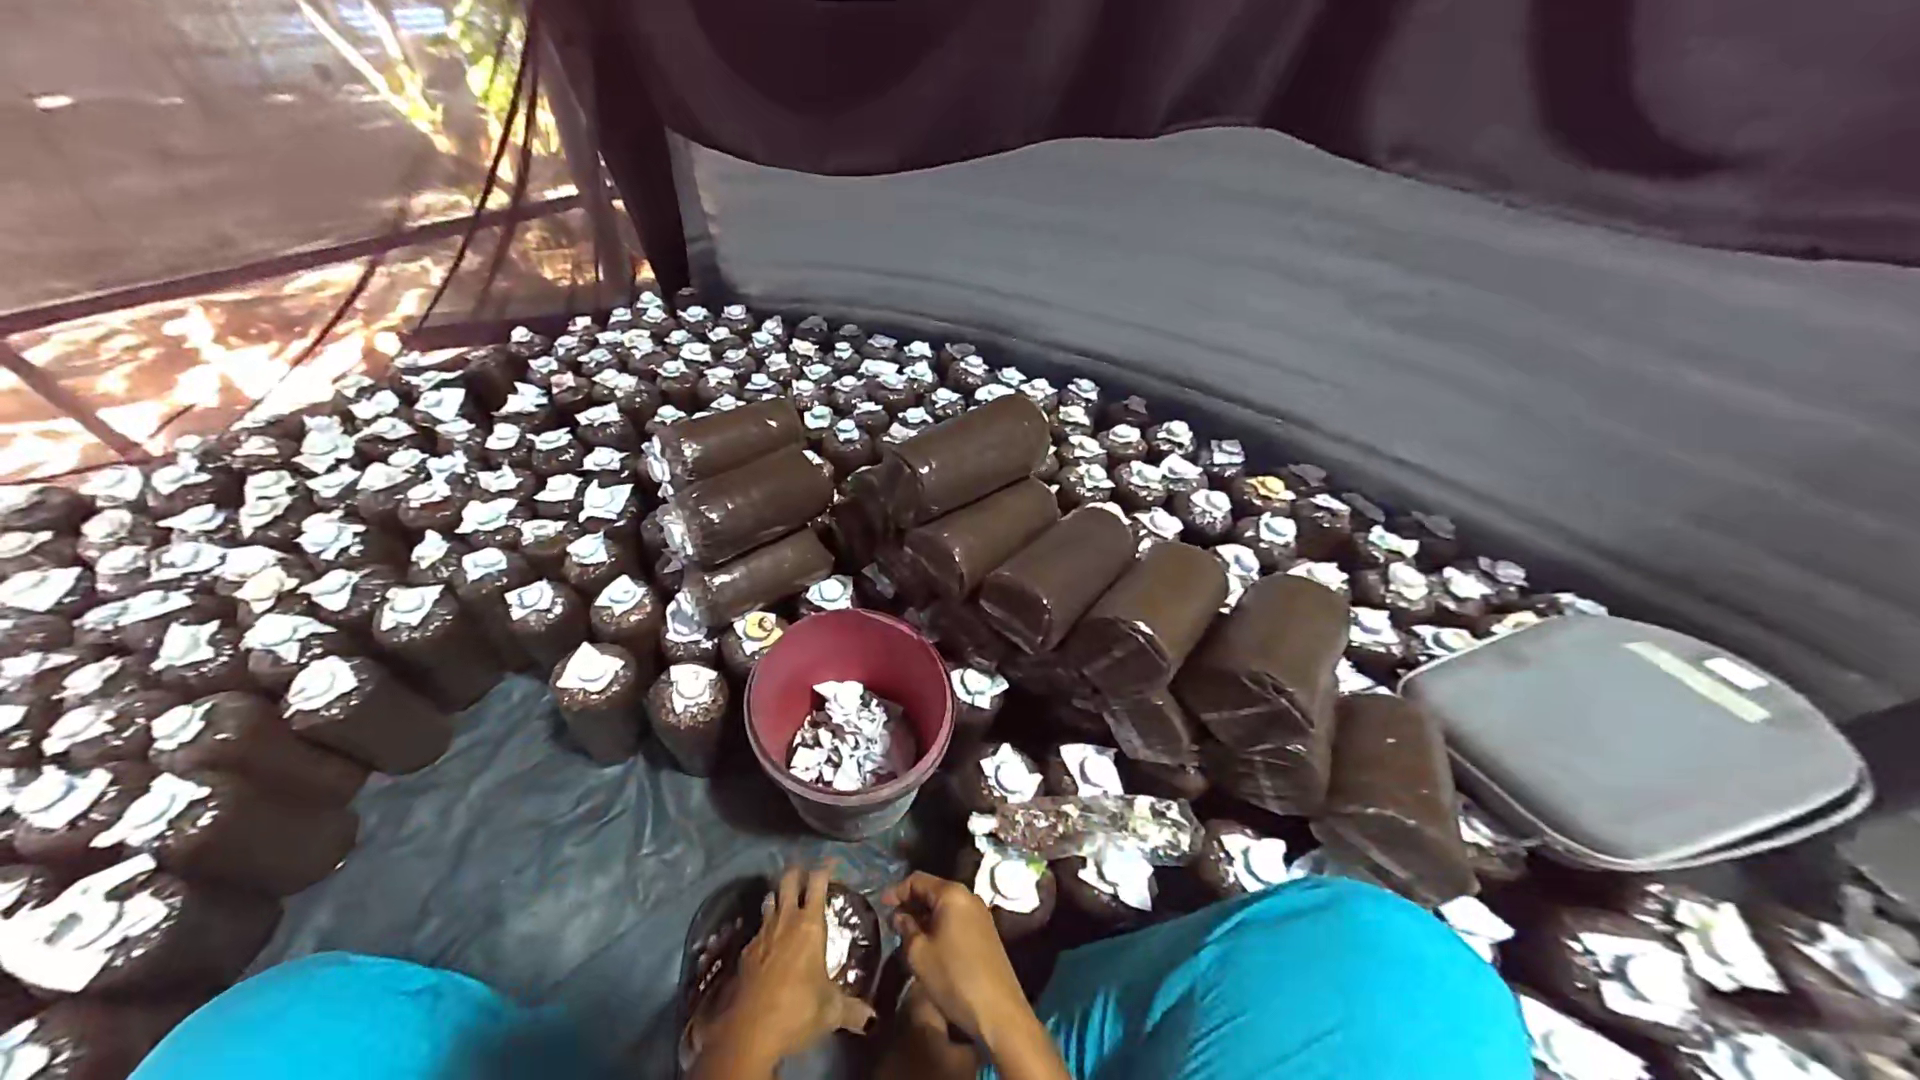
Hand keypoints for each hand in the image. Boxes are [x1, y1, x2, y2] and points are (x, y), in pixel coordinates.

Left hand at [703, 865, 876, 1071]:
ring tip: (786, 900)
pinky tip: (769, 941)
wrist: (750, 1031)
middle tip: (806, 872)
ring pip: (770, 900)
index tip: (832, 863)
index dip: (825, 868)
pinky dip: (765, 927)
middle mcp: (785, 921)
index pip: (817, 882)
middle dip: (797, 872)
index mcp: (810, 924)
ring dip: (779, 896)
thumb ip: (853, 1010)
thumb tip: (872, 1019)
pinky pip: (758, 929)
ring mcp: (762, 934)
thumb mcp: (831, 1010)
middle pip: (788, 880)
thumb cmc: (798, 1008)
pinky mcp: (745, 953)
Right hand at [880, 872, 1030, 1044]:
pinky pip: (956, 919)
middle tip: (891, 921)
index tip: (881, 906)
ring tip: (906, 933)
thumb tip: (900, 916)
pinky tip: (928, 943)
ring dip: (925, 916)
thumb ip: (906, 928)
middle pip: (933, 891)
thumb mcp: (919, 953)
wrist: (998, 1011)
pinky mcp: (986, 933)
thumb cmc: (954, 977)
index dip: (896, 890)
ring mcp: (981, 915)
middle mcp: (969, 897)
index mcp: (952, 894)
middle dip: (911, 903)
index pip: (918, 879)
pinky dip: (939, 925)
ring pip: (945, 906)